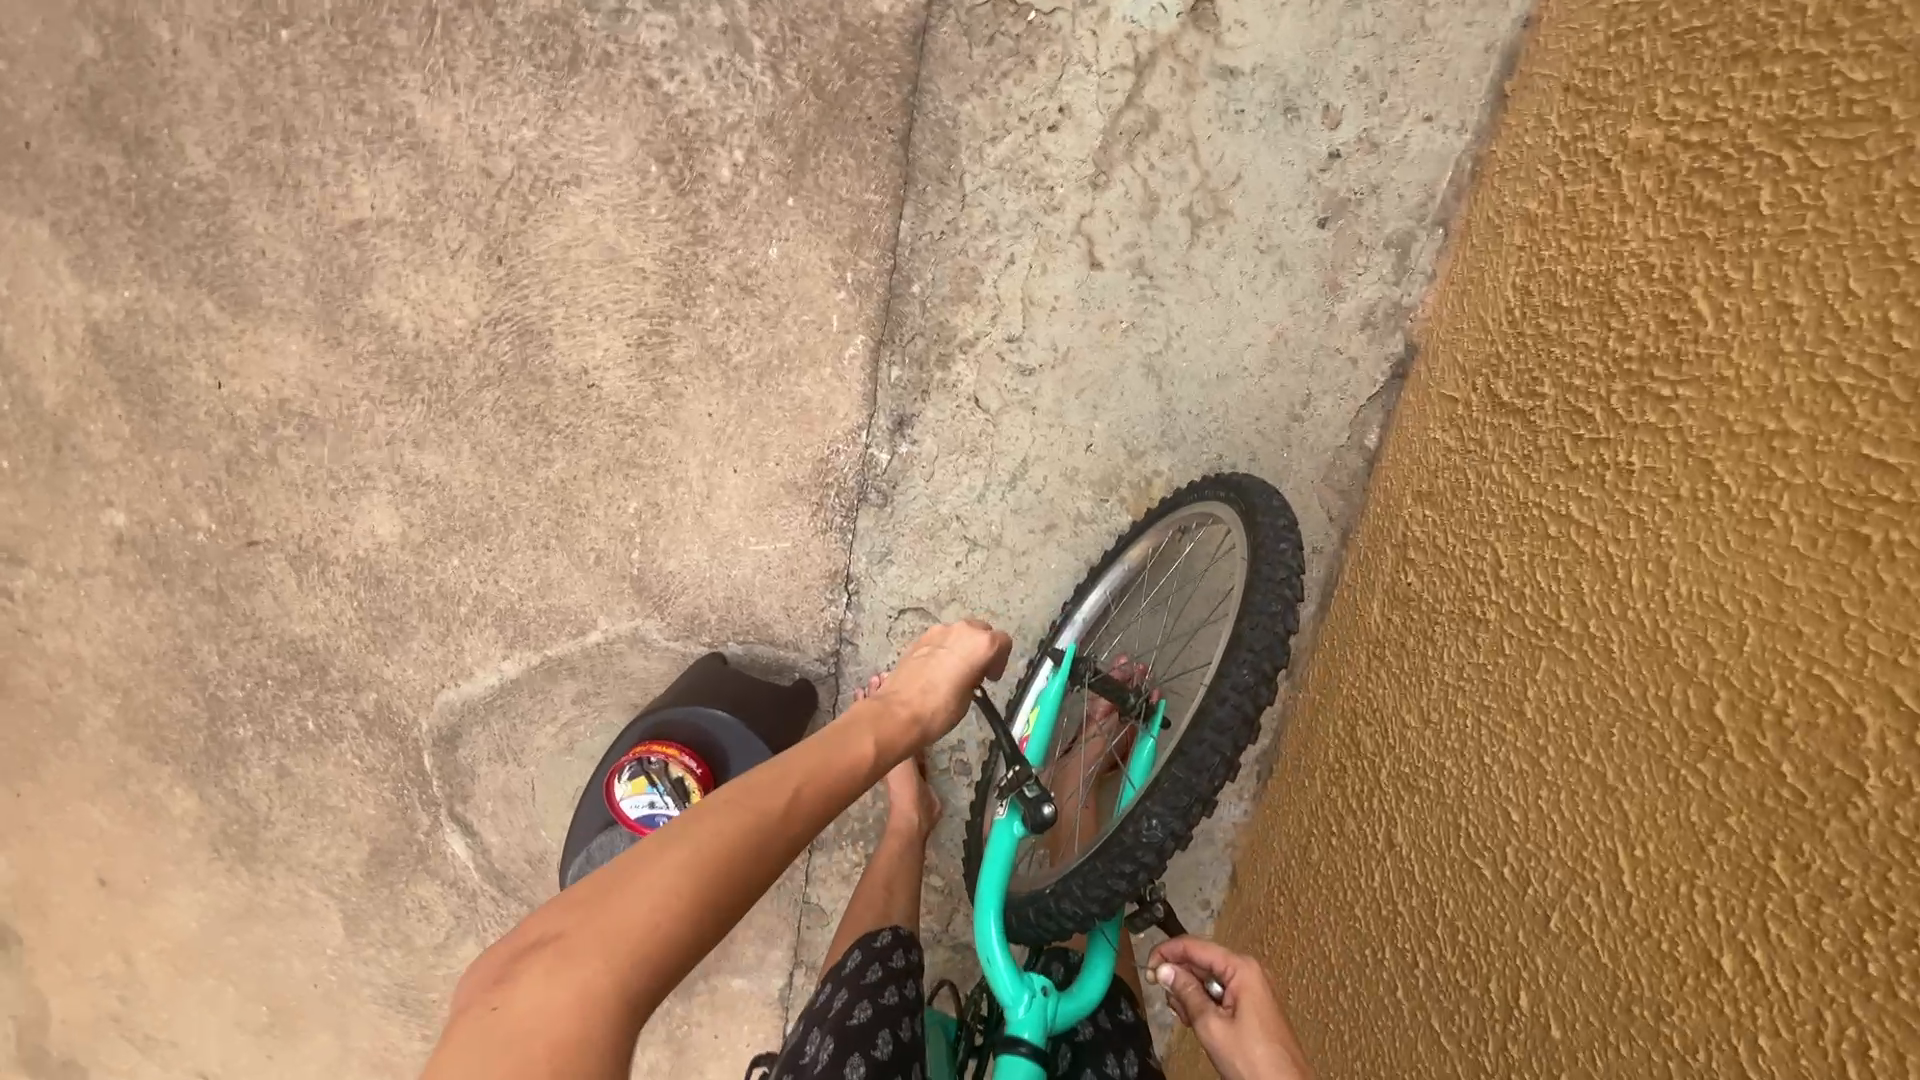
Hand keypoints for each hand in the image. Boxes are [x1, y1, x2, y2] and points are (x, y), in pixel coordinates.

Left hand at [867, 619, 1012, 745]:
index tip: (991, 678)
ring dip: (962, 646)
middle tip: (977, 672)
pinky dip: (944, 649)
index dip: (1000, 660)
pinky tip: (937, 670)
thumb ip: (977, 674)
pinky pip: (940, 639)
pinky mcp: (919, 638)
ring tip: (955, 672)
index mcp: (981, 643)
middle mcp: (961, 630)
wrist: (899, 712)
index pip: (1003, 642)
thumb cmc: (941, 708)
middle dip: (982, 648)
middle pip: (981, 631)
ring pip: (959, 632)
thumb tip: (971, 672)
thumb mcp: (971, 695)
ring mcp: (938, 631)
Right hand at [1149, 936, 1311, 1079]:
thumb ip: (1185, 992)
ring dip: (1191, 994)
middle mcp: (1248, 971)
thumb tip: (1165, 969)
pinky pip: (1220, 993)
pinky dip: (1205, 1004)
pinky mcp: (1253, 1005)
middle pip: (1201, 961)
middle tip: (1169, 1002)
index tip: (1148, 968)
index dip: (1166, 953)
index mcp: (1241, 968)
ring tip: (1188, 1018)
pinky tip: (1199, 1022)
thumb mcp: (1211, 1026)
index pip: (1194, 946)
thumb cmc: (1253, 1062)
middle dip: (1180, 978)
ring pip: (1208, 978)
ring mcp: (1252, 988)